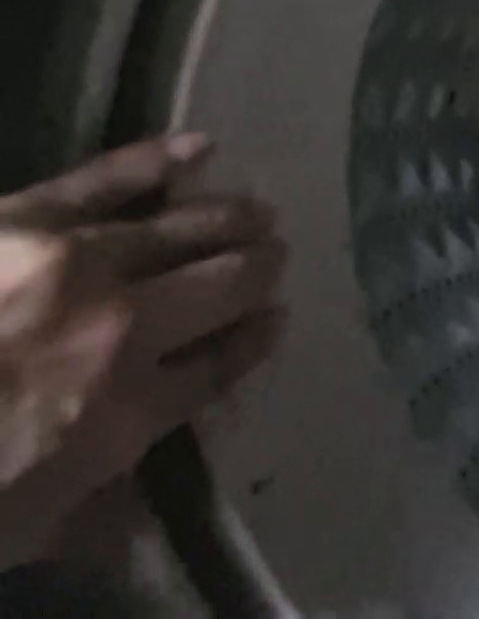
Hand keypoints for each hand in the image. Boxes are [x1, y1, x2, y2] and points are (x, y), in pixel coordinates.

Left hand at [0, 134, 285, 566]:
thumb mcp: (28, 514)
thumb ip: (103, 468)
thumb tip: (170, 432)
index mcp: (125, 410)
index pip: (231, 358)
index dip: (256, 336)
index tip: (270, 322)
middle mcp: (124, 331)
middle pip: (231, 283)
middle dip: (258, 271)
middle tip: (267, 262)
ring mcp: (70, 270)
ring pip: (192, 230)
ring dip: (235, 222)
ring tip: (254, 216)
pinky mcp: (17, 226)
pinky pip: (104, 182)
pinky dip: (157, 162)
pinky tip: (203, 147)